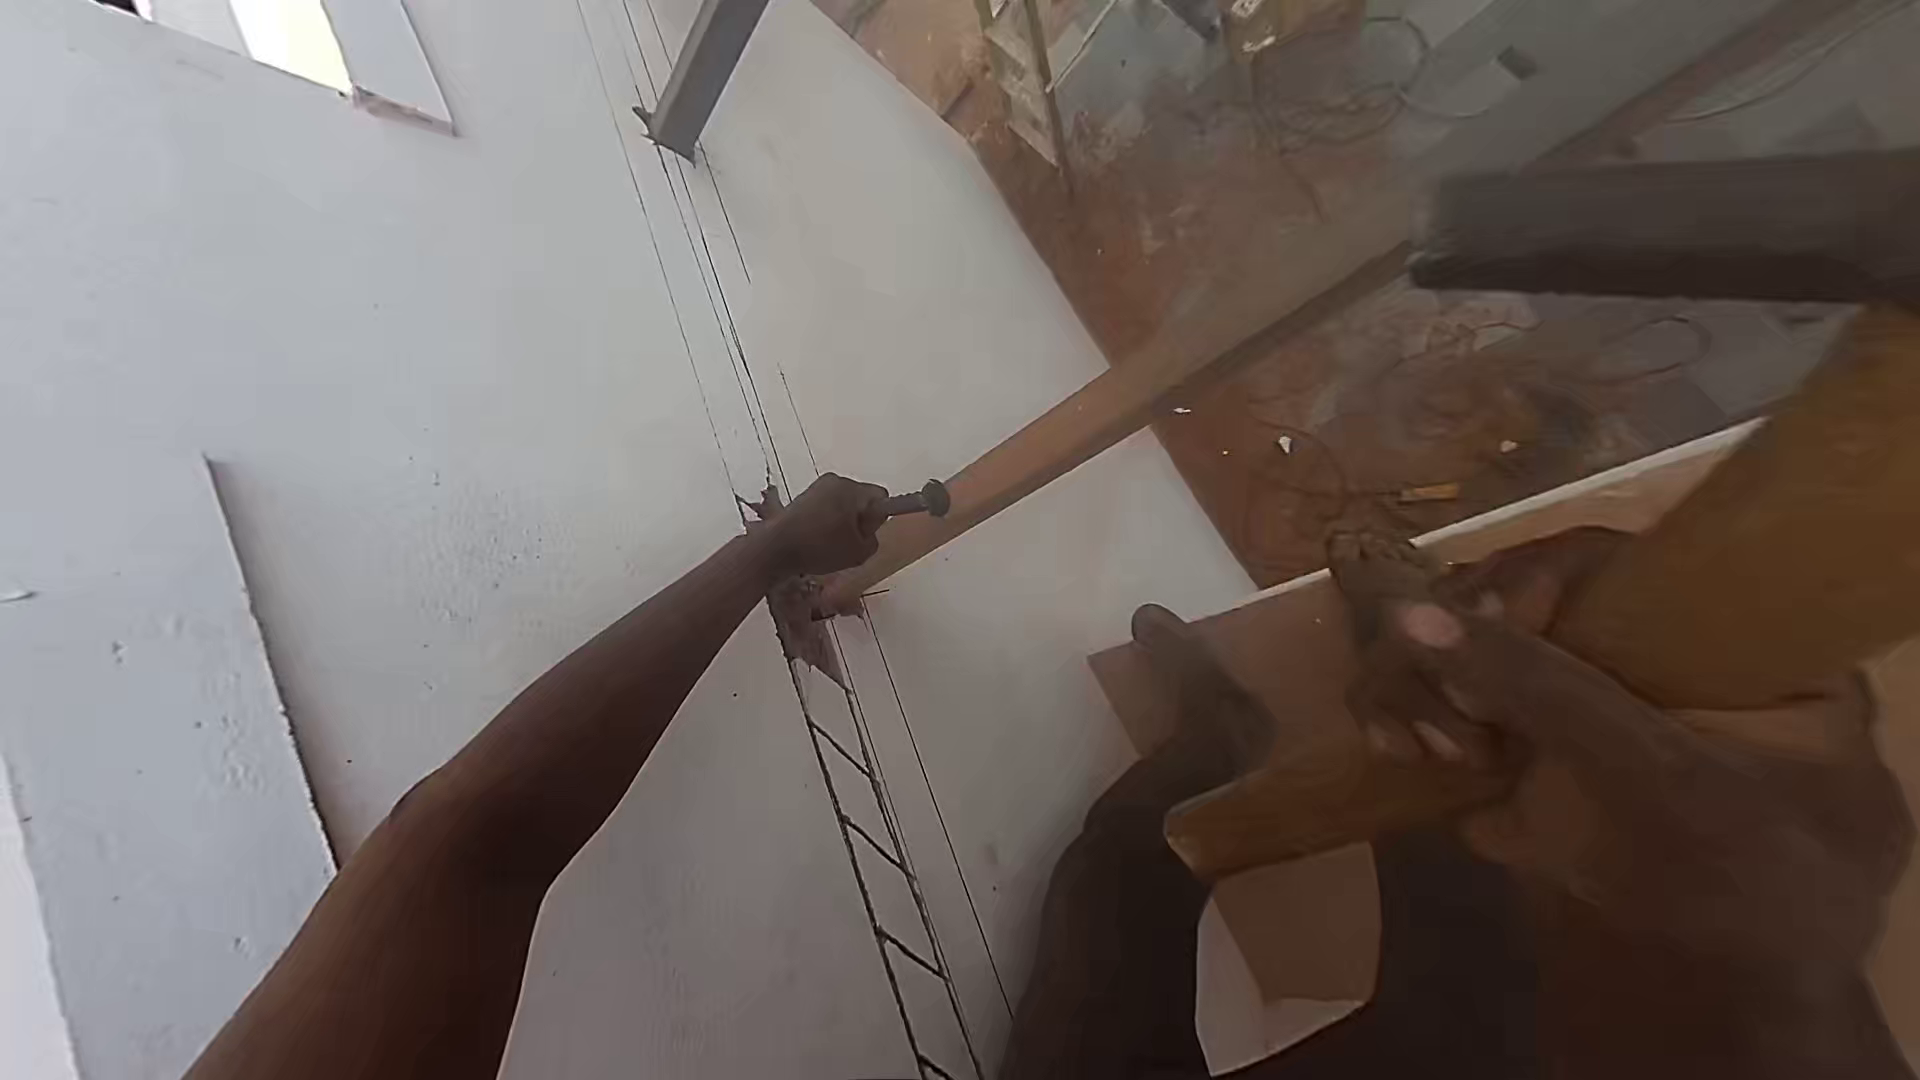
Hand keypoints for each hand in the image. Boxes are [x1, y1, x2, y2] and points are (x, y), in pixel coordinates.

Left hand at [761, 473, 887, 576]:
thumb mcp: (860, 552)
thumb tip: (866, 530)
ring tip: (829, 543)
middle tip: (847, 542)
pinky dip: (826, 520)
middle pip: (861, 498)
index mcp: (853, 489)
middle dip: (858, 518)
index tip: (862, 535)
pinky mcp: (803, 496)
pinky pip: (826, 506)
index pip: (881, 497)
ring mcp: (817, 487)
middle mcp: (836, 480)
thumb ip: (873, 538)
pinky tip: (816, 539)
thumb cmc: (821, 548)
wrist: (775, 548)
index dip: (877, 519)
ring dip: (841, 520)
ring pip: (843, 503)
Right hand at [1352, 528, 1912, 981]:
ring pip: (1427, 630)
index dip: (1531, 581)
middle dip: (1454, 651)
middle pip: (1486, 588)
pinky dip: (1384, 706)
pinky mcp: (1474, 702)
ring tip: (1435, 752)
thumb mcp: (1657, 779)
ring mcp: (1531, 669)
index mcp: (1700, 629)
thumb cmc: (1717, 877)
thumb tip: (1402, 610)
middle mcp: (1604, 632)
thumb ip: (1541, 688)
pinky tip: (1397, 748)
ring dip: (1410, 686)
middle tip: (1463, 715)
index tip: (1491, 632)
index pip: (1599, 558)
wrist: (1668, 955)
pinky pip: (1400, 674)